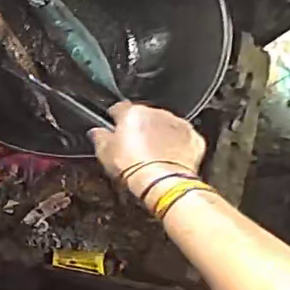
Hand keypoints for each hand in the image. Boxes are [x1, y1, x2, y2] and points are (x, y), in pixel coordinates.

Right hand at [90, 102, 207, 200]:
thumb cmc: (132, 165)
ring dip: (158, 136)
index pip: (119, 108)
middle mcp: (157, 113)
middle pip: (144, 117)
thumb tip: (96, 132)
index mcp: (133, 112)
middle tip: (130, 147)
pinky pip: (182, 139)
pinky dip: (175, 146)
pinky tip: (165, 159)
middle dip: (138, 128)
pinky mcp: (193, 139)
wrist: (161, 180)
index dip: (113, 118)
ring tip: (149, 156)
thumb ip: (99, 136)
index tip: (112, 127)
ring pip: (165, 126)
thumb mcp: (103, 151)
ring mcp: (178, 125)